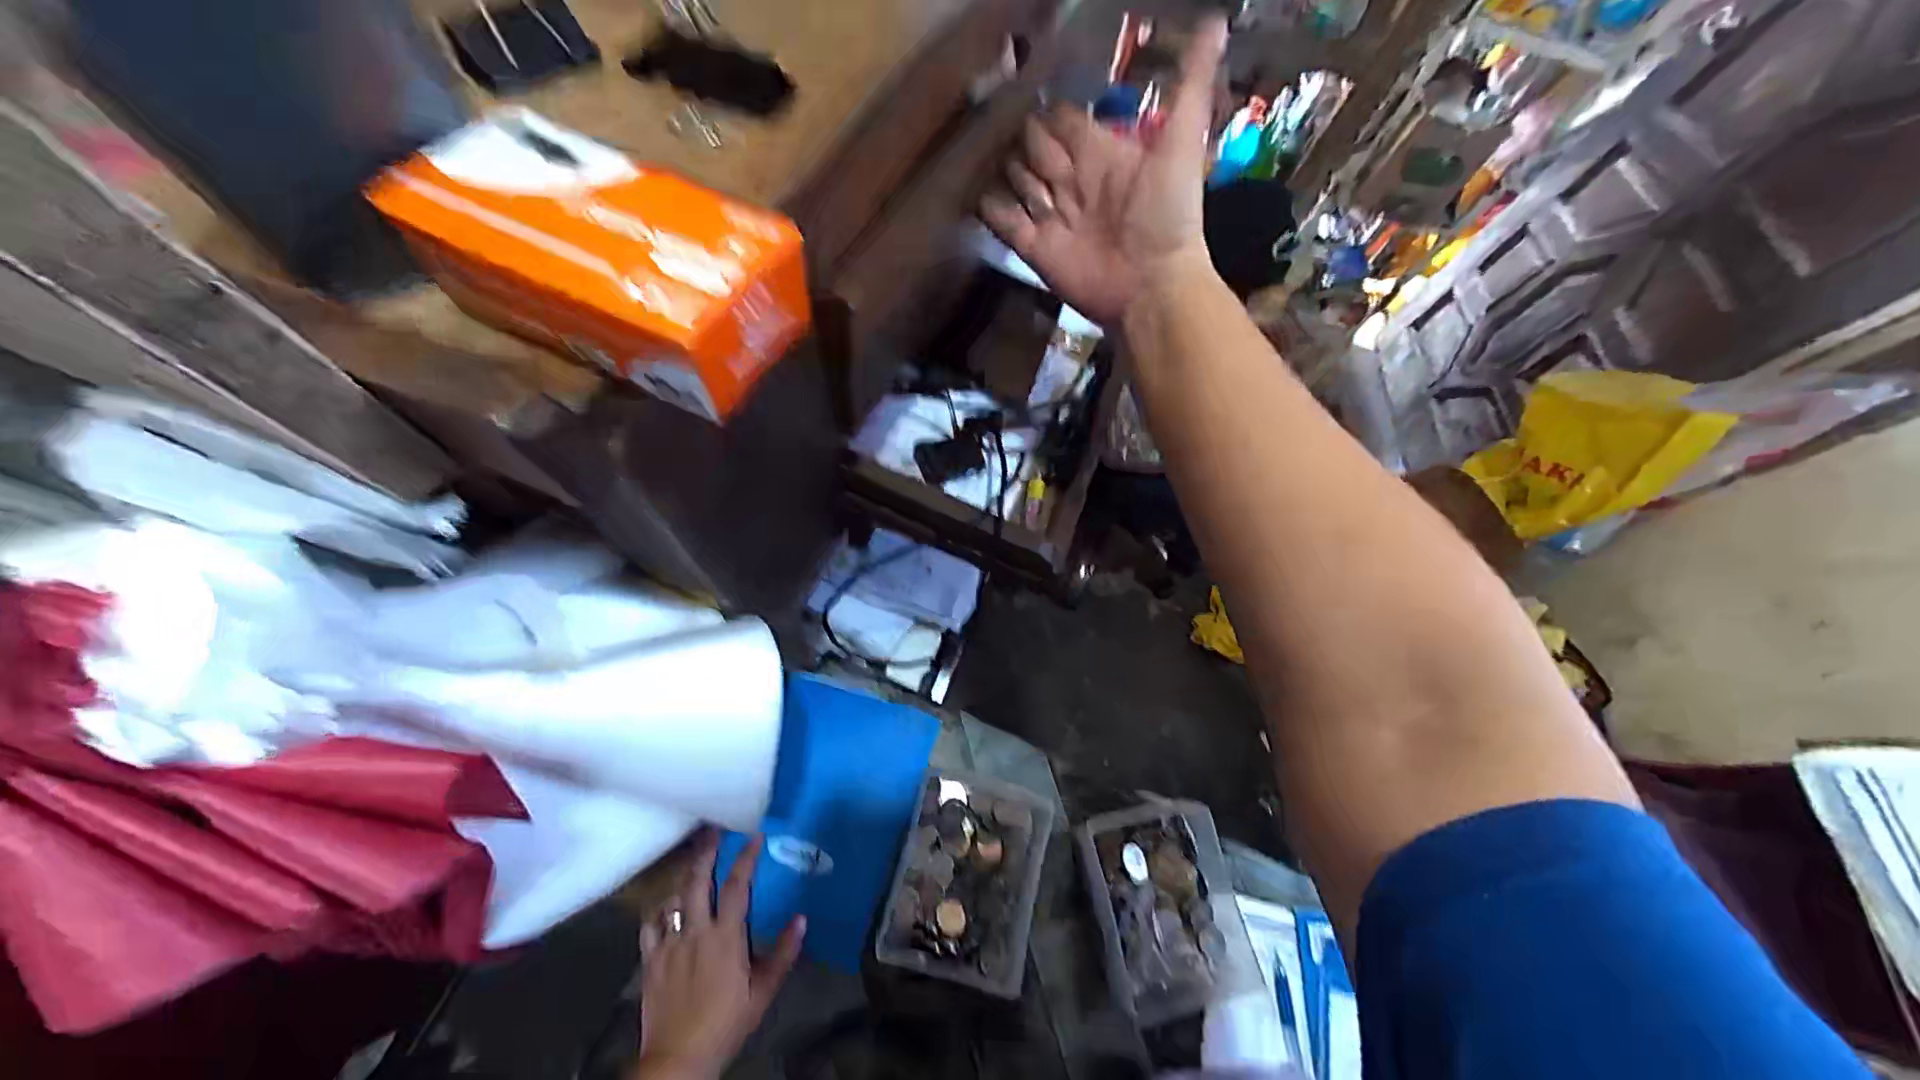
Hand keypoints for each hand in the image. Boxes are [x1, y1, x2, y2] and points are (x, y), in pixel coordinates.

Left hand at [632, 832, 805, 1079]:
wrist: (678, 1059)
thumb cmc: (726, 1024)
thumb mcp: (762, 992)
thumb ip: (783, 954)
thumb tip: (801, 919)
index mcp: (725, 937)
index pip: (737, 886)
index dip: (745, 858)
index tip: (754, 837)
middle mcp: (695, 932)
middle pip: (698, 881)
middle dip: (706, 853)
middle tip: (712, 833)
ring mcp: (669, 945)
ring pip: (673, 898)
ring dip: (684, 877)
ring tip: (691, 863)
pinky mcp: (650, 960)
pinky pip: (650, 925)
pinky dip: (659, 909)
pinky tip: (665, 904)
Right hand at [979, 16, 1228, 326]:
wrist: (1152, 285)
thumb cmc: (1168, 217)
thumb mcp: (1182, 145)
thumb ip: (1191, 86)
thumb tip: (1215, 21)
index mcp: (1100, 153)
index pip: (1062, 120)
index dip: (1052, 115)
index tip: (1043, 111)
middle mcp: (1071, 180)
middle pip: (1032, 144)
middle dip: (1030, 144)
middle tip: (1043, 160)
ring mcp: (1051, 214)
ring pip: (1015, 176)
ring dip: (1014, 173)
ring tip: (1027, 185)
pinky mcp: (1034, 246)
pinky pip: (1002, 219)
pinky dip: (991, 207)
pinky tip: (983, 195)